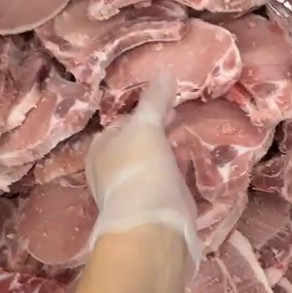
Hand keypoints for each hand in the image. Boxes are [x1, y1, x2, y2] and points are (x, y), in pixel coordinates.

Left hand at [85, 77, 198, 263]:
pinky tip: (190, 159)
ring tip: (187, 134)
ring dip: (167, 150)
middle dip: (156, 131)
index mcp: (100, 150)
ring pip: (152, 162)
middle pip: (137, 143)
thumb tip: (165, 69)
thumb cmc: (140, 168)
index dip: (143, 112)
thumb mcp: (146, 126)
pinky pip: (167, 179)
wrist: (154, 223)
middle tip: (179, 116)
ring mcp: (134, 190)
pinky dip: (177, 168)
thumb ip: (155, 99)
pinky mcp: (156, 205)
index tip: (166, 102)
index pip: (121, 123)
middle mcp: (112, 170)